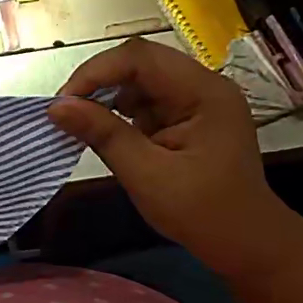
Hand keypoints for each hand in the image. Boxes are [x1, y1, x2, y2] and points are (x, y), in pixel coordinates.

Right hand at [49, 38, 302, 280]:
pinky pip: (149, 102)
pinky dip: (124, 114)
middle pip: (141, 63)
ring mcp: (198, 100)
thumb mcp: (146, 175)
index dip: (95, 73)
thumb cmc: (201, 213)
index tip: (63, 103)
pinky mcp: (190, 117)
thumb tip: (56, 107)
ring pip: (142, 81)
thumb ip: (103, 135)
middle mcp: (204, 85)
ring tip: (84, 126)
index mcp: (204, 92)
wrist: (246, 244)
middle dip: (100, 84)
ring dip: (110, 99)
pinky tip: (109, 135)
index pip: (140, 58)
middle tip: (67, 112)